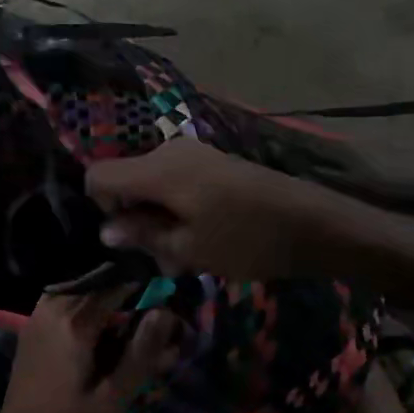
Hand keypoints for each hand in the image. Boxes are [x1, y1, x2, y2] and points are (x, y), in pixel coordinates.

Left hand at [0, 292, 178, 412]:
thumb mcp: (113, 399)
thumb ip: (141, 353)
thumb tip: (165, 312)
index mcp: (72, 324)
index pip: (116, 286)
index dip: (144, 288)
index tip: (165, 301)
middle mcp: (51, 310)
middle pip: (96, 284)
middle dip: (124, 294)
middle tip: (151, 318)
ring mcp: (35, 318)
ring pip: (78, 291)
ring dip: (103, 300)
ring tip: (126, 326)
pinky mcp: (30, 329)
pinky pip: (61, 303)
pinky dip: (83, 308)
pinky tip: (99, 333)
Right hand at [86, 138, 336, 277]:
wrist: (314, 224)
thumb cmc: (246, 238)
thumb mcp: (188, 248)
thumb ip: (142, 235)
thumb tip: (106, 231)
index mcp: (157, 168)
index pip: (99, 175)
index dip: (101, 207)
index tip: (127, 237)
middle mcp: (169, 151)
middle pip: (127, 181)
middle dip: (135, 220)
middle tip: (161, 260)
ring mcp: (193, 155)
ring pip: (152, 188)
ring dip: (158, 222)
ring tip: (184, 260)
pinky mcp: (212, 164)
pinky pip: (176, 184)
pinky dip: (178, 212)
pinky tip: (200, 241)